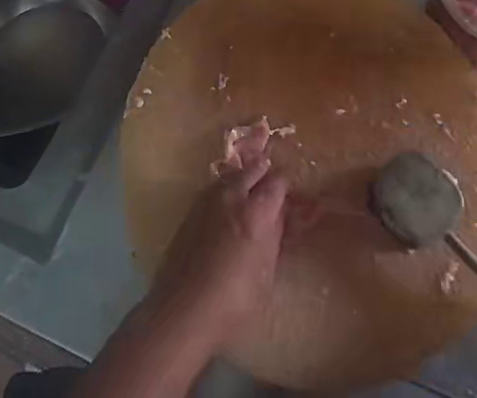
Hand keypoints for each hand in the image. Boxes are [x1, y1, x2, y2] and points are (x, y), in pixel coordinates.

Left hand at [143, 152, 289, 354]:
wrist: (183, 309)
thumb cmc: (235, 300)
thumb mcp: (266, 272)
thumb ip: (275, 236)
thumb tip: (281, 216)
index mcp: (256, 211)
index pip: (278, 181)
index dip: (288, 186)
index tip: (293, 195)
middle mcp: (232, 195)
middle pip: (254, 169)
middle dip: (266, 174)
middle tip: (274, 190)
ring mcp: (208, 198)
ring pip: (232, 174)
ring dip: (244, 179)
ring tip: (251, 196)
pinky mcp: (191, 208)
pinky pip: (215, 188)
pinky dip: (226, 190)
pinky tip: (229, 209)